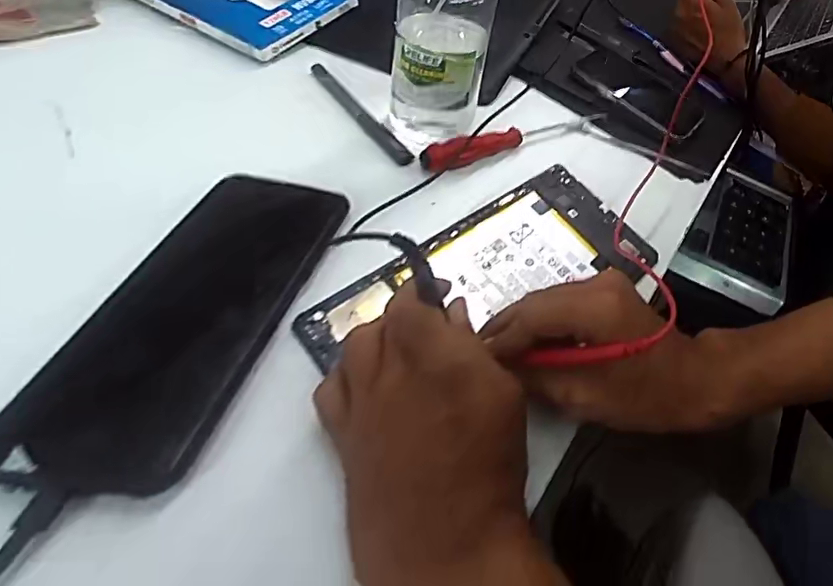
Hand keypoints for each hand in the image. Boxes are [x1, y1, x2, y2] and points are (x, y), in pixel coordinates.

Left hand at [315, 285, 537, 585]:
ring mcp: (359, 404)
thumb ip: (474, 345)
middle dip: (403, 313)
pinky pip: (330, 389)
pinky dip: (346, 375)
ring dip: (374, 337)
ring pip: (352, 347)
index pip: (409, 298)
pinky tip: (367, 384)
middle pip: (380, 319)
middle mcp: (386, 370)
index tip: (439, 291)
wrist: (447, 544)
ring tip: (397, 349)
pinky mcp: (343, 438)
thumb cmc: (487, 464)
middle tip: (427, 324)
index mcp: (428, 350)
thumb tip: (454, 316)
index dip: (423, 289)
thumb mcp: (503, 392)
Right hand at [481, 271, 739, 432]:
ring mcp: (602, 282)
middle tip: (477, 352)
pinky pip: (562, 301)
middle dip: (506, 327)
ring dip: (522, 323)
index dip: (501, 337)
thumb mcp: (588, 396)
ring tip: (496, 349)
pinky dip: (542, 320)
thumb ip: (541, 376)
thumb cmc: (646, 394)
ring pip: (547, 298)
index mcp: (593, 305)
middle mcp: (596, 283)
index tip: (475, 357)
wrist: (695, 378)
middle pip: (537, 300)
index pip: (532, 315)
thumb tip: (503, 368)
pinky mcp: (606, 289)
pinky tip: (527, 341)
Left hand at [667, 0, 749, 80]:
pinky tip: (699, 30)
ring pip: (681, 8)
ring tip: (707, 20)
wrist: (728, 61)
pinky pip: (679, 22)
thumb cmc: (730, 30)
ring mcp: (673, 25)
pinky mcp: (674, 37)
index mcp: (690, 0)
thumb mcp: (725, 3)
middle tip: (711, 6)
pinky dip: (687, 22)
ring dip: (690, 9)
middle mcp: (677, 11)